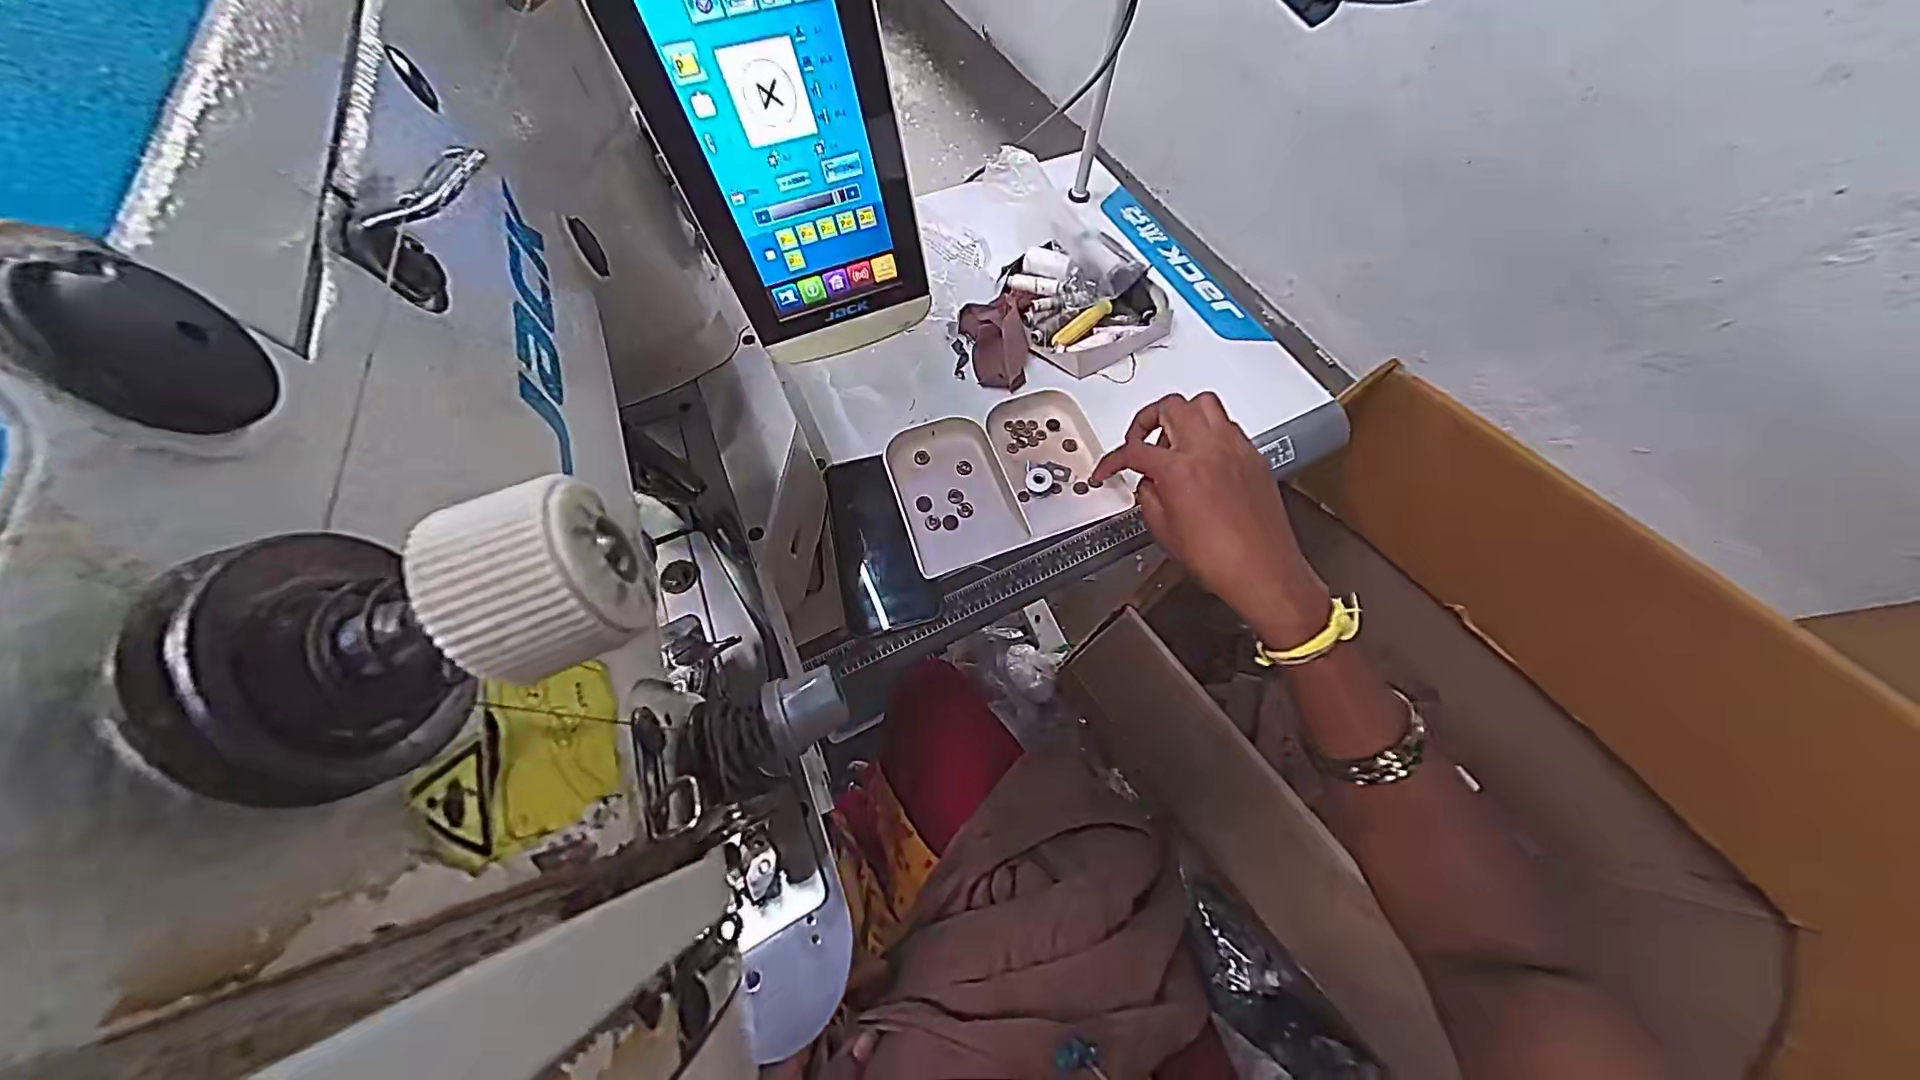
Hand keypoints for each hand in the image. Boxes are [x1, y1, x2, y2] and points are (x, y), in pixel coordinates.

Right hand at [1091, 393, 1327, 638]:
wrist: (1262, 570)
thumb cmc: (1220, 558)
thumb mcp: (1164, 530)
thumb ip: (1149, 496)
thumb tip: (1148, 483)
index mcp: (1179, 469)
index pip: (1134, 449)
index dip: (1113, 459)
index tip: (1108, 468)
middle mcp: (1208, 450)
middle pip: (1169, 407)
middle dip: (1145, 421)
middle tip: (1138, 440)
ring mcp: (1235, 449)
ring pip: (1203, 403)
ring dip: (1181, 415)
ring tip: (1171, 438)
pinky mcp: (1254, 456)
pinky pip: (1228, 425)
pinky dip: (1209, 430)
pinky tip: (1202, 451)